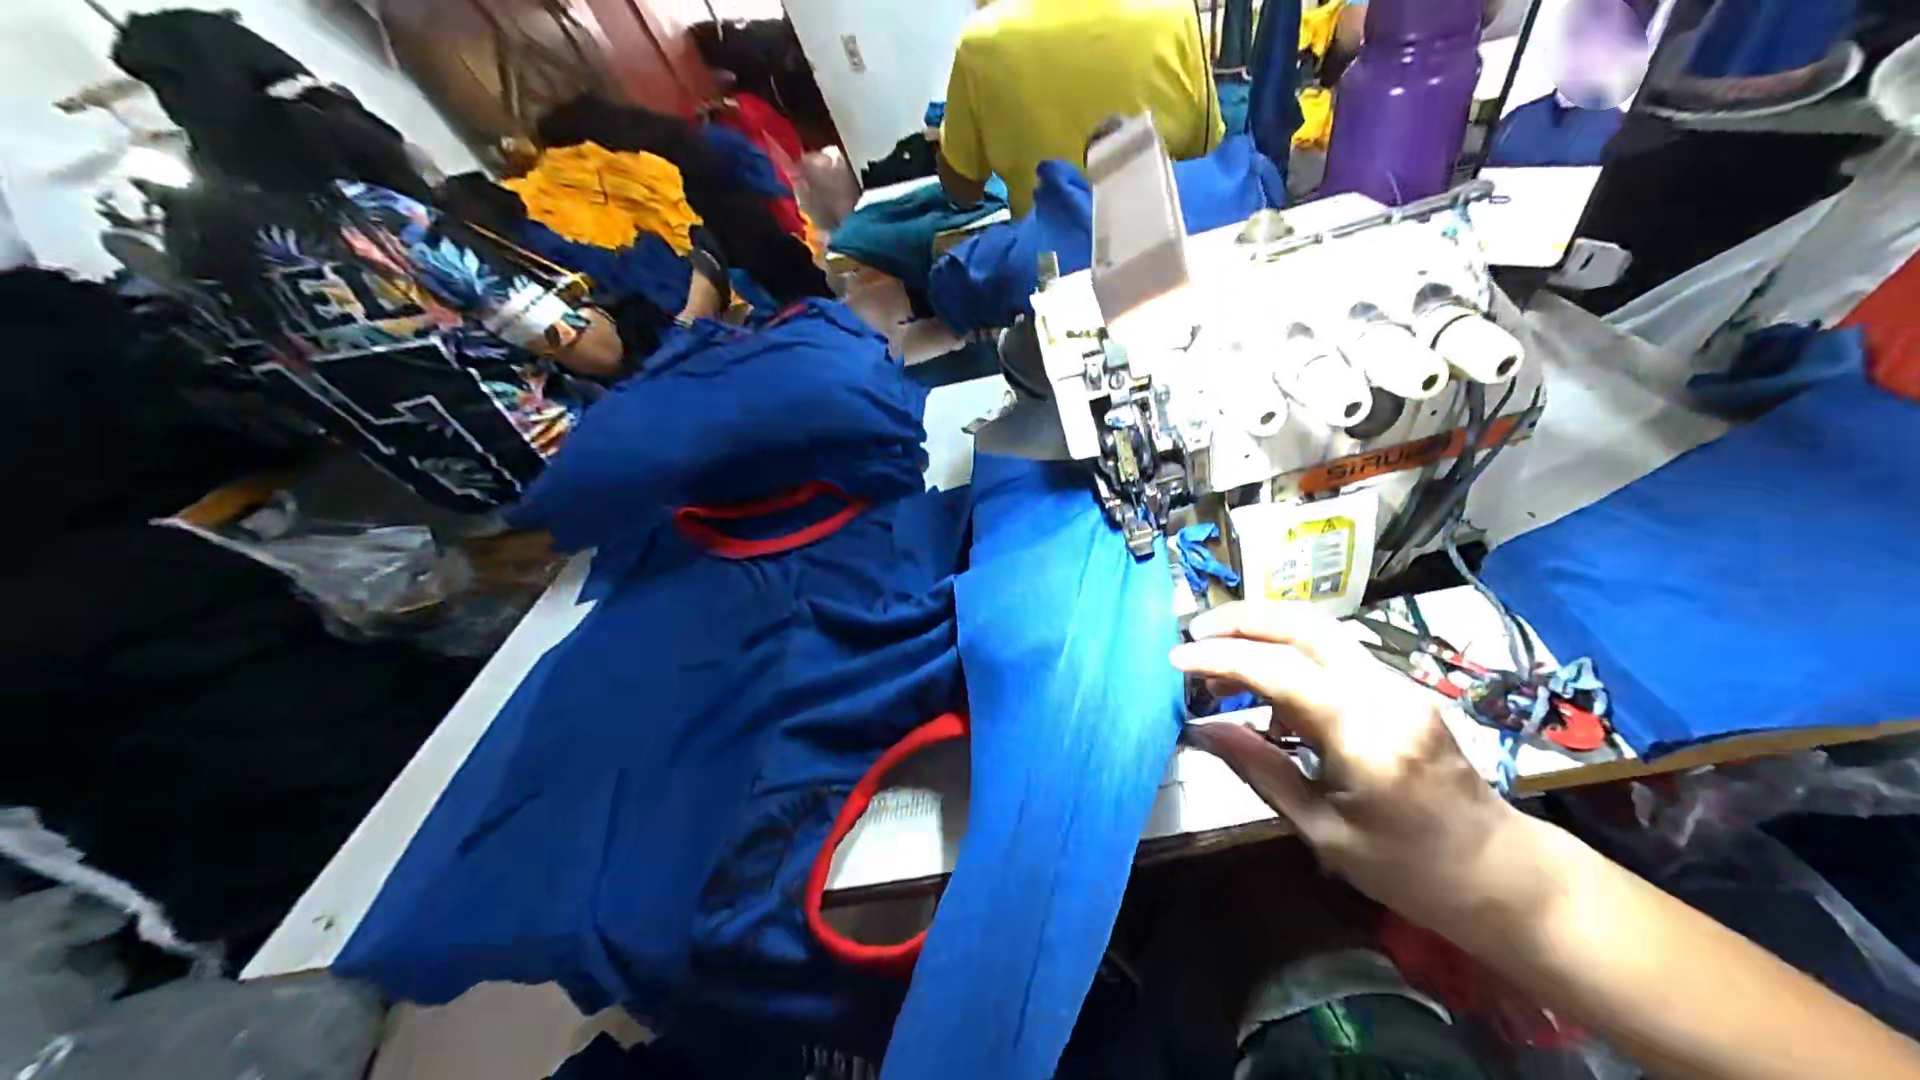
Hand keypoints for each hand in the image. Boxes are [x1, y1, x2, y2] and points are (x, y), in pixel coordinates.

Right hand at [1173, 601, 1533, 936]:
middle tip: (1193, 635)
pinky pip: (1332, 653)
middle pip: (1306, 624)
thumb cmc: (1412, 870)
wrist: (1505, 873)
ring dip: (1261, 632)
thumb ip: (1259, 769)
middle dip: (1241, 618)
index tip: (1175, 661)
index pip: (1281, 672)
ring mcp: (1399, 684)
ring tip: (1216, 663)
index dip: (1221, 658)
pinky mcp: (1399, 686)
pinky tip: (1262, 687)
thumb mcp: (1323, 832)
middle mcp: (1387, 695)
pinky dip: (1285, 653)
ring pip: (1319, 630)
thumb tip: (1200, 729)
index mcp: (1368, 739)